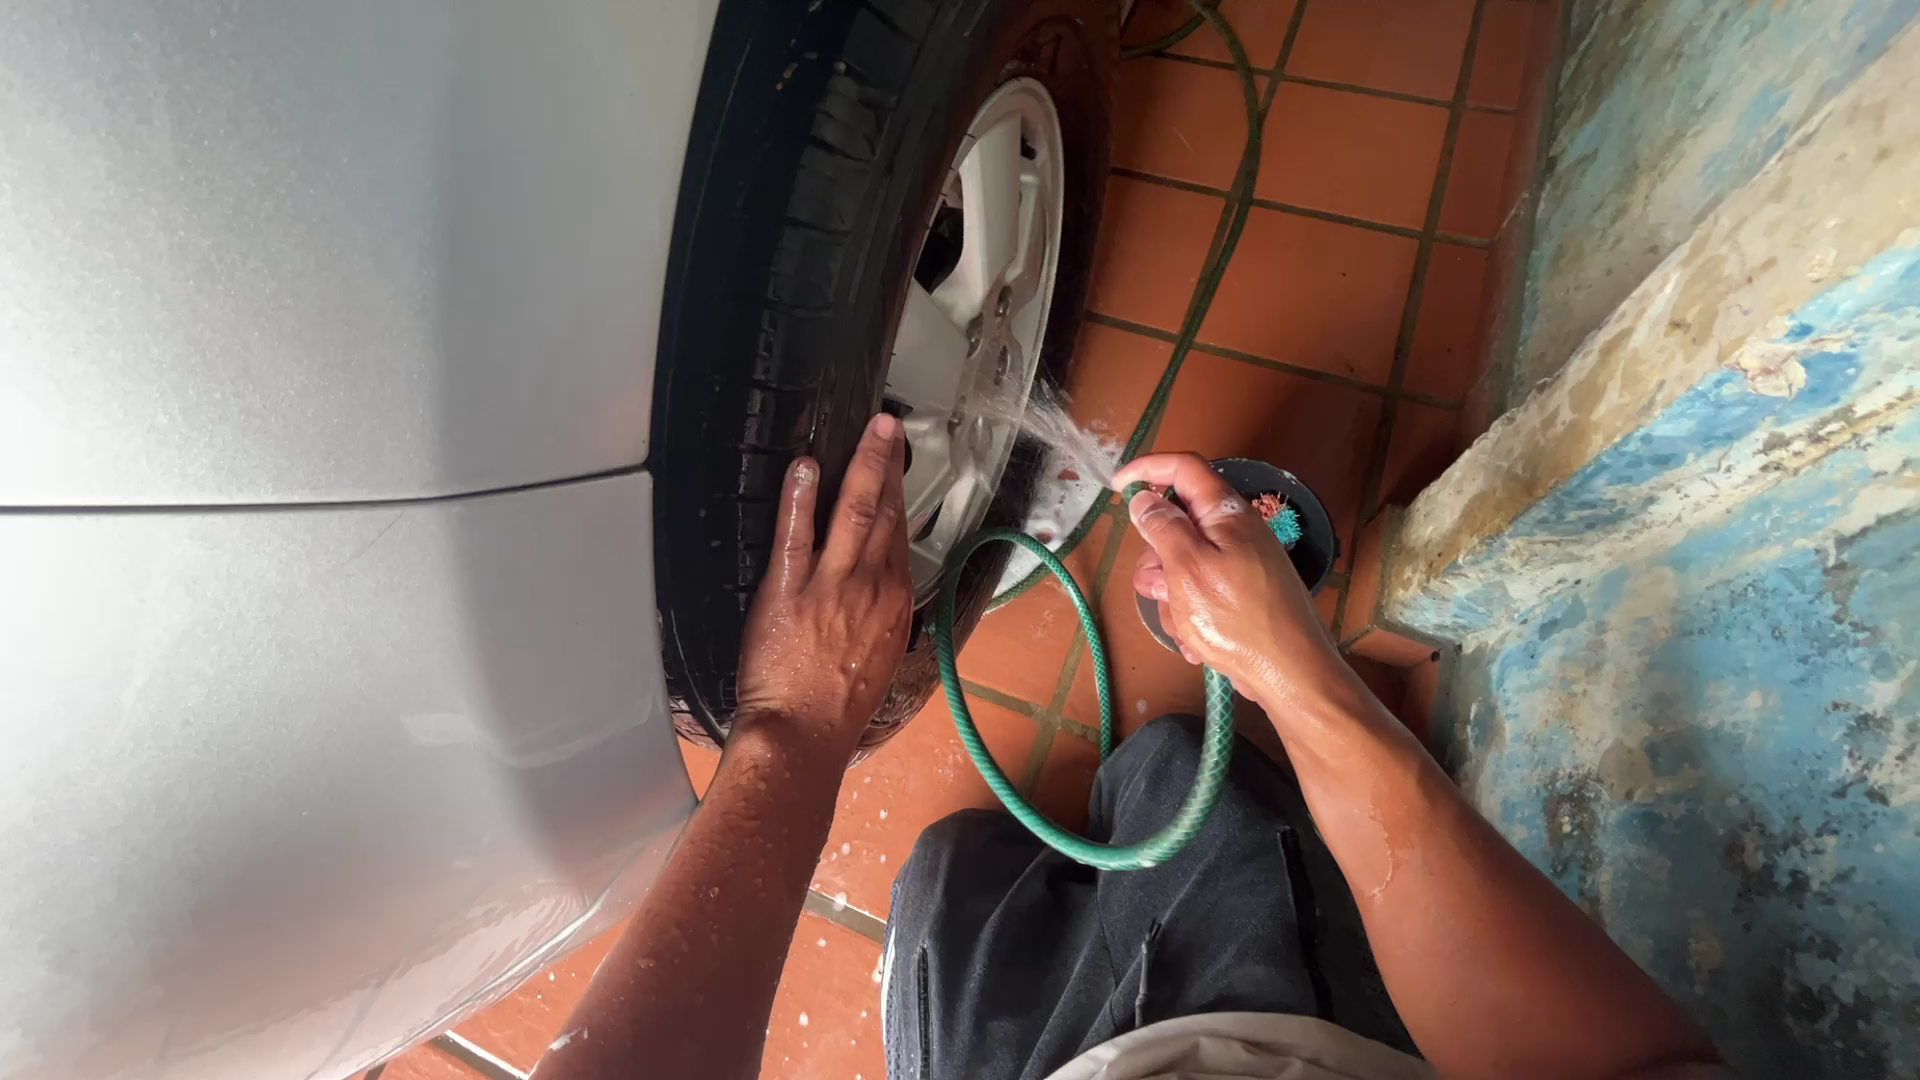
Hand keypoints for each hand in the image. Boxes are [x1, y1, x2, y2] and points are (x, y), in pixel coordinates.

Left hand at [732, 413, 914, 765]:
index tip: (898, 468)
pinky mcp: (788, 589)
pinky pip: (797, 535)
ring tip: (870, 431)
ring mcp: (830, 584)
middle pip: (885, 512)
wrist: (805, 732)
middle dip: (888, 464)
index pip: (900, 533)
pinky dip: (801, 498)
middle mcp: (870, 585)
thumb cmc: (842, 702)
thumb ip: (884, 612)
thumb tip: (882, 588)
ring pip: (854, 512)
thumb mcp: (882, 654)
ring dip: (864, 465)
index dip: (899, 493)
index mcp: (892, 600)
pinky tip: (805, 466)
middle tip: (890, 427)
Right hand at [1112, 453, 1352, 713]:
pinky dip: (1188, 614)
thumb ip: (1164, 528)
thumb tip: (1145, 499)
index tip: (1118, 487)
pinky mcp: (1237, 593)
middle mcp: (1233, 532)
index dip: (1148, 469)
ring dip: (1170, 595)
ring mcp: (1236, 564)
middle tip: (1159, 587)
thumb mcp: (1188, 568)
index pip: (1184, 469)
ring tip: (1186, 623)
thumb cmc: (1238, 620)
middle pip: (1175, 524)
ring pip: (1179, 564)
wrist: (1290, 674)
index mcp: (1226, 514)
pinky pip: (1195, 592)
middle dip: (1155, 558)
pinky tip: (1197, 639)